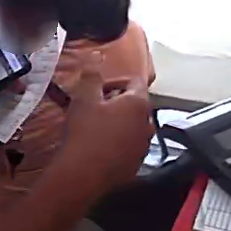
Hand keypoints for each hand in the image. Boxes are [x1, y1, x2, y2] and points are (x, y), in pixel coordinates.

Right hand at [56, 56, 152, 189]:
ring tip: (96, 128)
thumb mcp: (83, 98)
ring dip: (119, 123)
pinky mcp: (137, 163)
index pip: (134, 80)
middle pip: (135, 104)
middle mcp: (148, 123)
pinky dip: (118, 142)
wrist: (82, 174)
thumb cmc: (84, 133)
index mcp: (138, 103)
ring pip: (133, 126)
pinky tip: (100, 147)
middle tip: (93, 108)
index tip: (97, 90)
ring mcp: (144, 145)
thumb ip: (91, 74)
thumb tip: (96, 56)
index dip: (113, 81)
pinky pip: (130, 146)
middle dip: (116, 102)